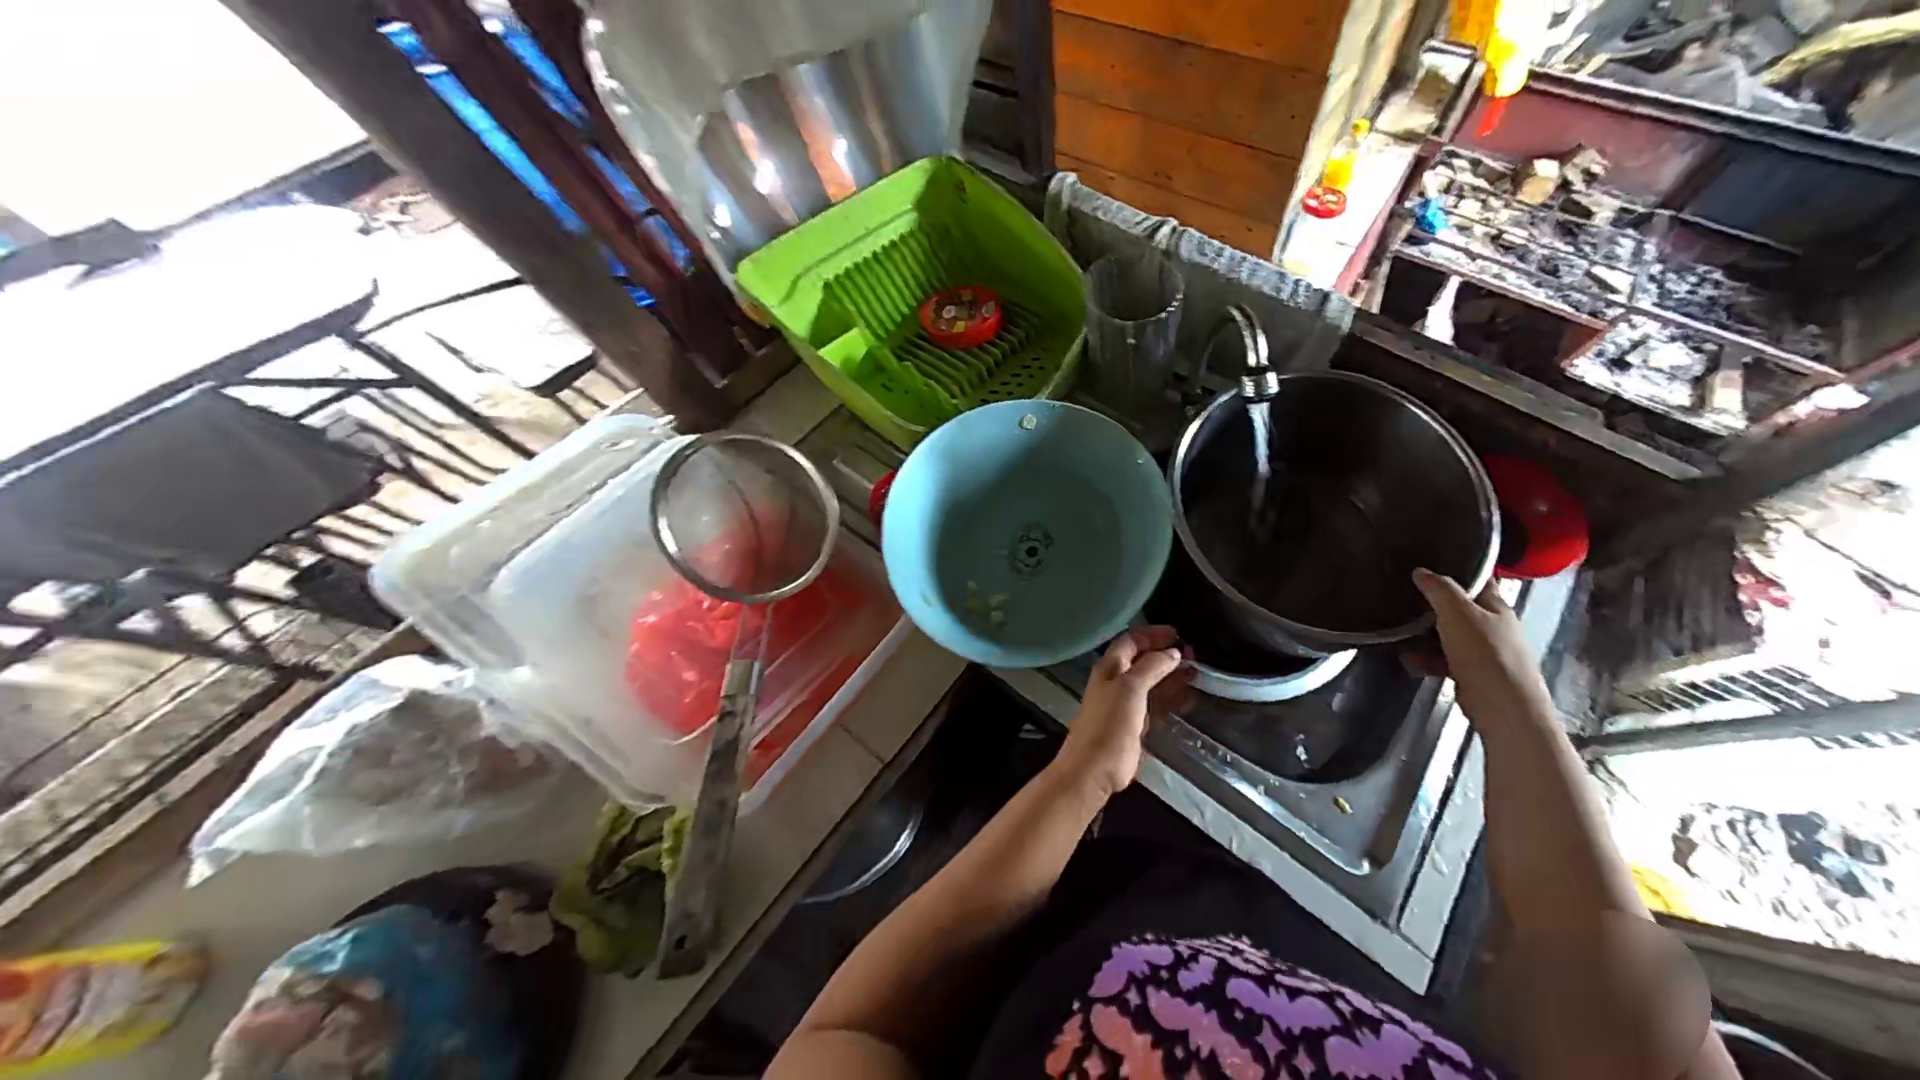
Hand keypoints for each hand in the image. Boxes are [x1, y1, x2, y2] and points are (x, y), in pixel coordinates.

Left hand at [1056, 626, 1194, 799]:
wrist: (1095, 767)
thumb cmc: (1110, 723)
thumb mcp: (1131, 687)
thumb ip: (1151, 667)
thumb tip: (1173, 652)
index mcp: (1109, 668)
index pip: (1130, 641)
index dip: (1152, 634)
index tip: (1177, 633)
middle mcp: (1116, 682)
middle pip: (1142, 660)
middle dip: (1165, 654)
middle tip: (1193, 653)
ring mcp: (1125, 704)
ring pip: (1152, 683)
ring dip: (1172, 676)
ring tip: (1197, 672)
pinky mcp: (1135, 725)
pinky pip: (1156, 705)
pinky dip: (1172, 698)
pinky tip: (1190, 696)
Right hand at [1412, 569, 1553, 734]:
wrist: (1503, 706)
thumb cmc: (1484, 653)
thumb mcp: (1458, 613)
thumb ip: (1439, 590)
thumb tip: (1421, 571)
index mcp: (1496, 608)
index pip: (1479, 581)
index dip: (1456, 572)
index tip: (1426, 568)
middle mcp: (1493, 627)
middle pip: (1458, 609)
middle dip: (1431, 606)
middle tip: (1403, 600)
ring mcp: (1484, 651)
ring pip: (1447, 635)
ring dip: (1423, 636)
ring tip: (1399, 635)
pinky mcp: (1472, 673)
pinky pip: (1444, 659)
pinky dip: (1427, 659)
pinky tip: (1411, 661)